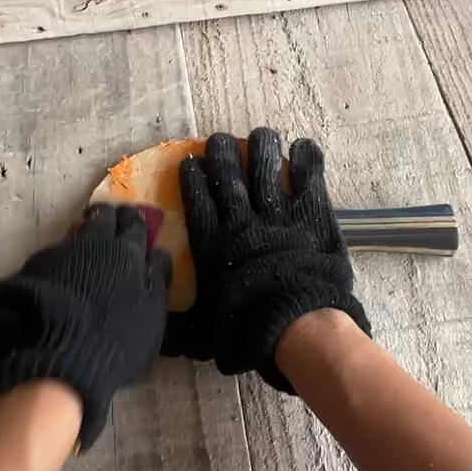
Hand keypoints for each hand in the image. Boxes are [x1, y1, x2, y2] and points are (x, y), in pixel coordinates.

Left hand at [0, 204, 170, 448]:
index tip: (134, 218)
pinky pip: (51, 258)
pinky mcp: (33, 268)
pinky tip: (55, 279)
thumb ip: (156, 280)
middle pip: (103, 218)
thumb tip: (159, 253)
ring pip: (75, 235)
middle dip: (108, 217)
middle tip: (110, 222)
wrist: (59, 355)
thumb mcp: (152, 313)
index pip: (135, 224)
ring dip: (82, 238)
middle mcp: (94, 244)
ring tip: (83, 250)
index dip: (135, 220)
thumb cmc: (117, 339)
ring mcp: (61, 254)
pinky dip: (57, 263)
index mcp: (127, 253)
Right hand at [165, 128, 368, 391]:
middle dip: (222, 154)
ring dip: (262, 148)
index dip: (193, 178)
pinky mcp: (310, 215)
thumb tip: (161, 336)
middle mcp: (241, 222)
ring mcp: (276, 215)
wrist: (294, 323)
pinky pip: (307, 180)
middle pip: (228, 177)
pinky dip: (307, 161)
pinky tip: (304, 146)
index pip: (198, 200)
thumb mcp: (204, 331)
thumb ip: (183, 325)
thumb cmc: (246, 330)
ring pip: (265, 170)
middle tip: (219, 139)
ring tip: (261, 134)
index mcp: (213, 244)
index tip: (191, 161)